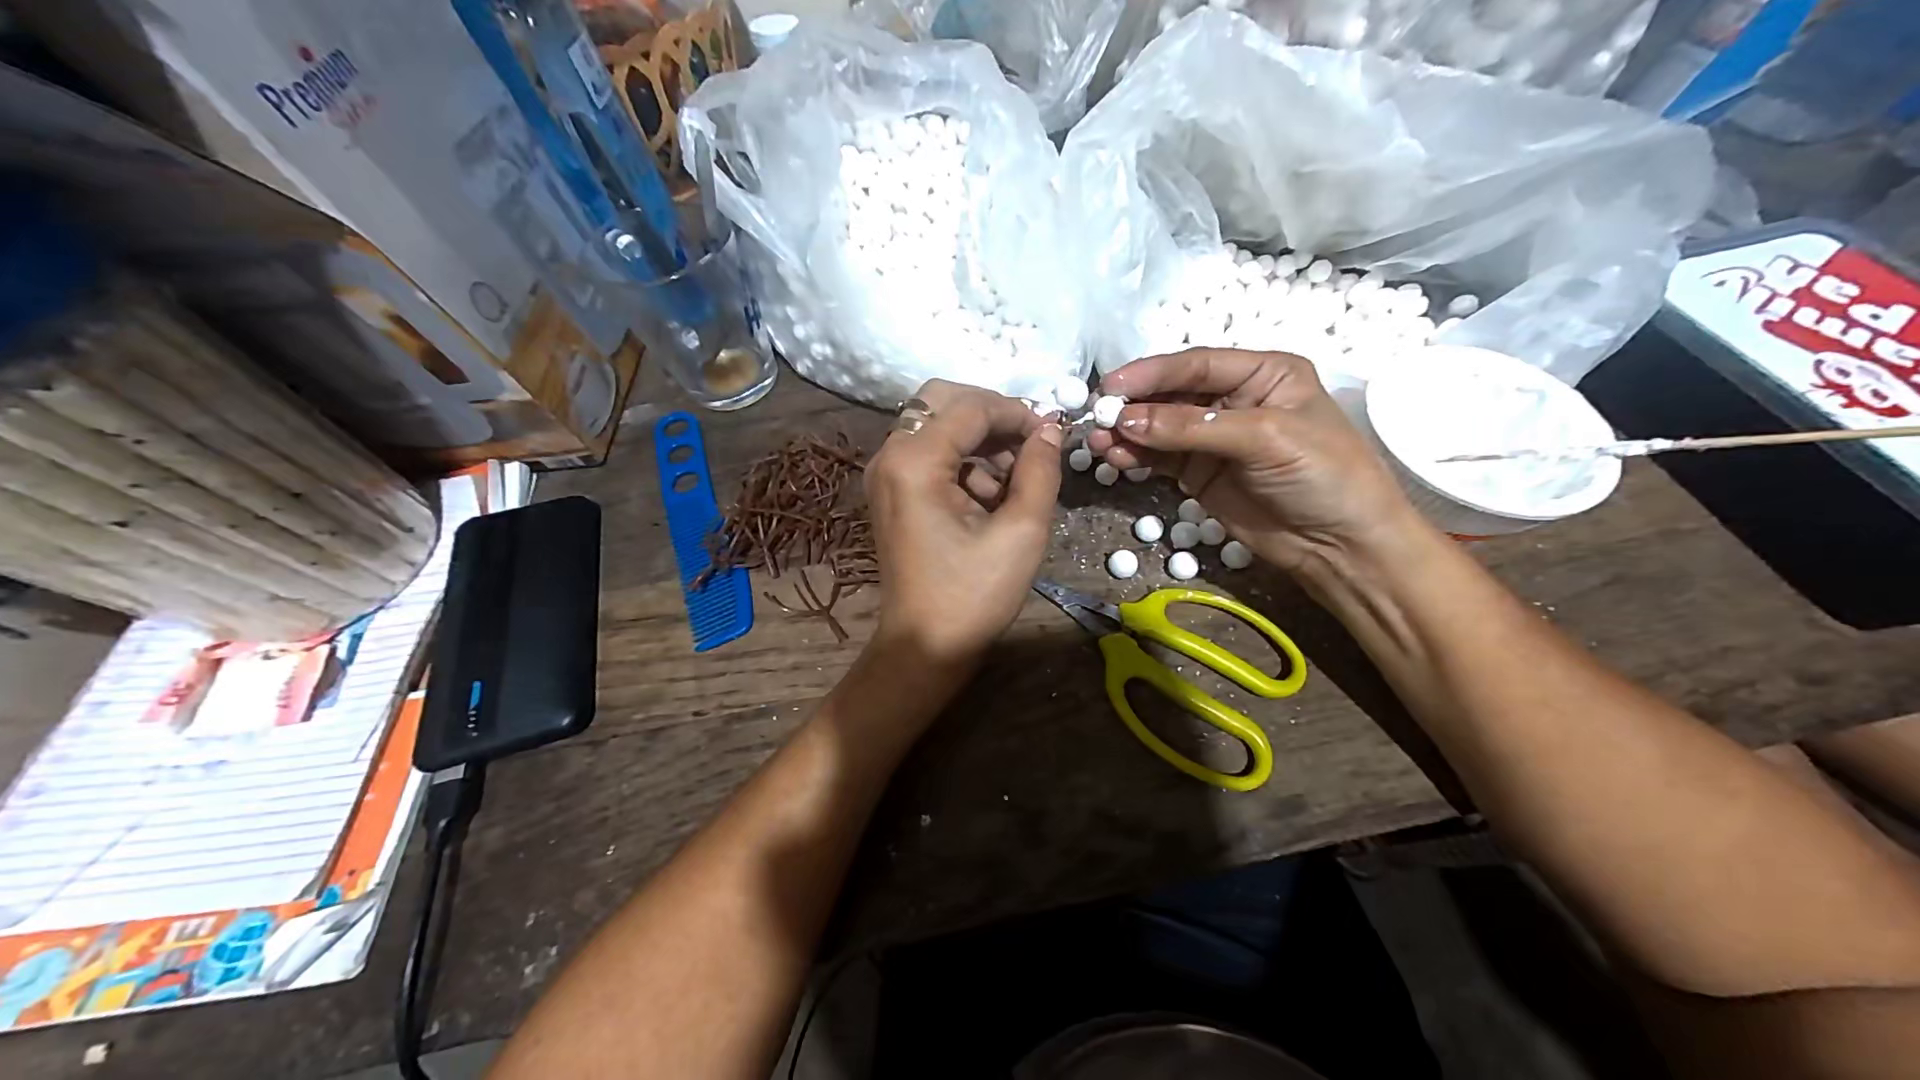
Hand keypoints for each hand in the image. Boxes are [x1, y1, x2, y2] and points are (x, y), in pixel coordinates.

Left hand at [865, 379, 1062, 667]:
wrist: (925, 647)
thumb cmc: (973, 595)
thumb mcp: (1020, 532)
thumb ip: (1039, 471)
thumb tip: (1050, 430)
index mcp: (914, 462)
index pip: (971, 408)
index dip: (1017, 414)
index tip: (1052, 436)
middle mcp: (889, 456)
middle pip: (943, 402)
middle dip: (992, 417)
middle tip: (1028, 447)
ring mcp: (885, 475)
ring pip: (937, 427)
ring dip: (979, 442)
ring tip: (1014, 484)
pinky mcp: (891, 493)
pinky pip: (929, 455)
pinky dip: (963, 463)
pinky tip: (989, 500)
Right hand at [1086, 349, 1422, 577]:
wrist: (1340, 546)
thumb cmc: (1322, 476)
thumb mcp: (1264, 438)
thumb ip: (1194, 427)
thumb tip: (1127, 420)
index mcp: (1262, 373)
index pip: (1197, 365)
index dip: (1152, 373)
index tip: (1111, 386)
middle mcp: (1233, 399)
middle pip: (1171, 394)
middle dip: (1133, 404)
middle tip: (1096, 416)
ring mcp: (1212, 438)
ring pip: (1158, 426)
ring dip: (1126, 432)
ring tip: (1097, 443)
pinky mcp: (1198, 472)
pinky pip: (1158, 457)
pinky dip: (1134, 457)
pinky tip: (1114, 459)